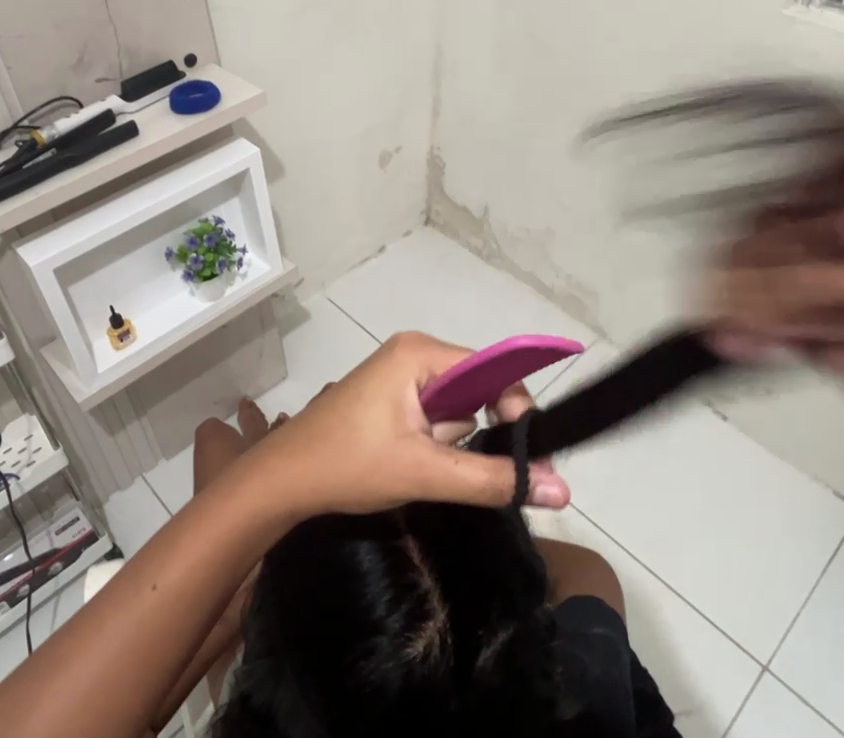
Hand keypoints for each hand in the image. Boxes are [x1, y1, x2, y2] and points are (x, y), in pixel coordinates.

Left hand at [238, 332, 571, 516]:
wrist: (282, 480)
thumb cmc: (349, 465)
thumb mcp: (425, 473)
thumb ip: (492, 479)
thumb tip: (561, 489)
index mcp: (420, 353)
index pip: (494, 369)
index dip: (517, 407)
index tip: (530, 454)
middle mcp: (413, 353)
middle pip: (477, 389)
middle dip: (480, 432)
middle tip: (478, 473)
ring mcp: (399, 374)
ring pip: (456, 408)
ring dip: (453, 444)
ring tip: (423, 467)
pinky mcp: (390, 398)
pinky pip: (434, 416)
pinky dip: (435, 444)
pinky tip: (411, 464)